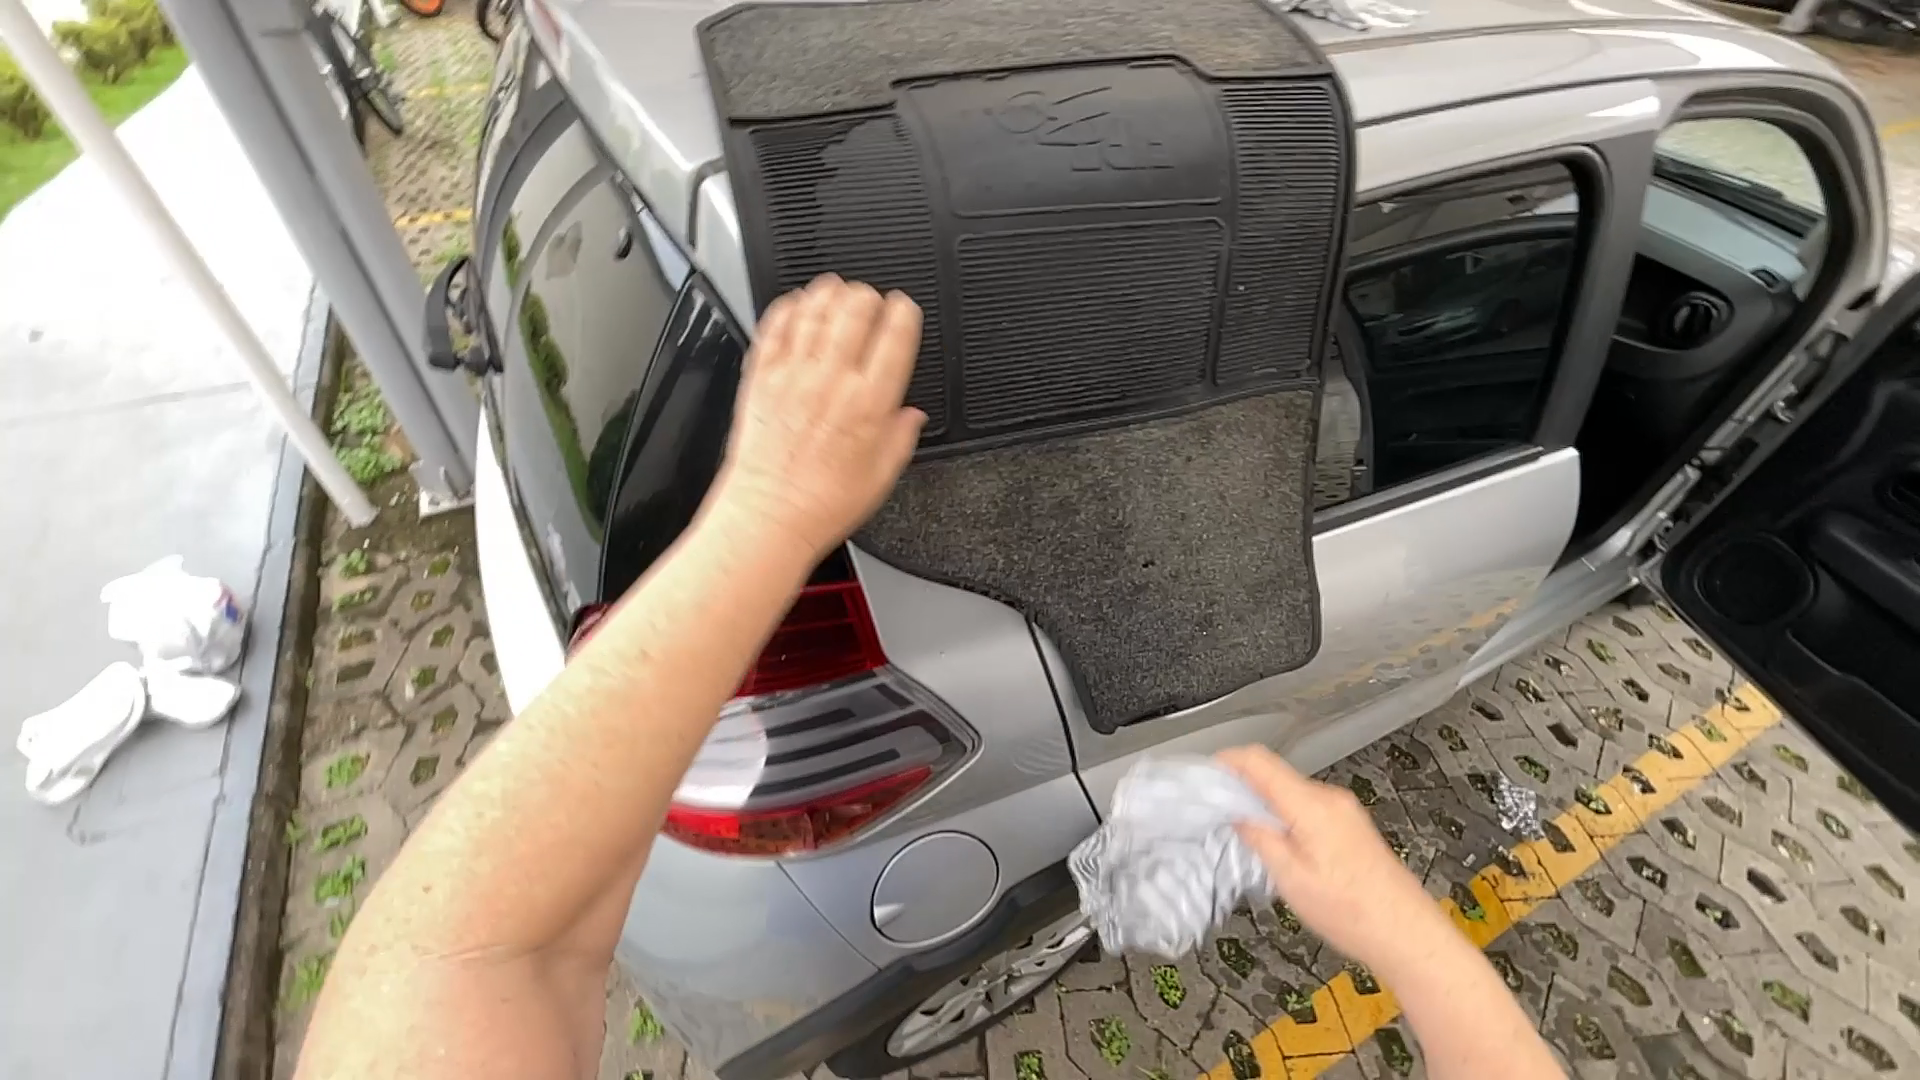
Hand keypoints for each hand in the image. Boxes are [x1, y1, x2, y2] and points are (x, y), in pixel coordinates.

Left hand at [709, 275, 927, 559]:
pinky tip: (795, 305)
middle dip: (868, 295)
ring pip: (814, 309)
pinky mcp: (761, 377)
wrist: (769, 515)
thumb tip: (912, 415)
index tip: (905, 308)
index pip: (896, 336)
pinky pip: (774, 326)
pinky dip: (787, 308)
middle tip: (871, 297)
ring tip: (836, 289)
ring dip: (829, 292)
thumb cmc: (823, 503)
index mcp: (870, 402)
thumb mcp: (882, 475)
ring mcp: (793, 373)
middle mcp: (832, 380)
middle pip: (855, 309)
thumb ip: (902, 436)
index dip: (905, 312)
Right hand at [1218, 746, 1454, 975]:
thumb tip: (1238, 814)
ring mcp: (1344, 810)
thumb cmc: (1351, 913)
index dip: (1229, 759)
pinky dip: (1285, 813)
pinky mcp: (1352, 825)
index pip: (1261, 761)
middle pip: (1275, 774)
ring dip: (1265, 802)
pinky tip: (1281, 843)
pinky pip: (1308, 805)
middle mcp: (1329, 798)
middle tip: (1218, 810)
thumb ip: (1261, 838)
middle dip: (1243, 785)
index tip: (1205, 772)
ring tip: (1247, 831)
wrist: (1412, 938)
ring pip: (1291, 791)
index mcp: (1311, 805)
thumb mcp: (1292, 879)